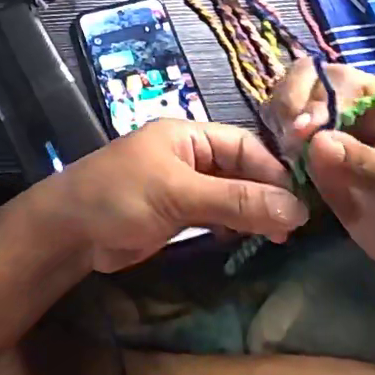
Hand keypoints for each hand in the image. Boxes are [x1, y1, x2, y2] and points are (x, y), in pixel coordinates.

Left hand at [44, 119, 306, 272]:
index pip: (243, 144)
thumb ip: (234, 200)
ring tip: (282, 238)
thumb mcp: (177, 193)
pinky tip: (256, 240)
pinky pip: (219, 214)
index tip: (303, 203)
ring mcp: (185, 185)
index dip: (273, 171)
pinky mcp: (180, 213)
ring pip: (233, 194)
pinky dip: (238, 225)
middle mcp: (189, 155)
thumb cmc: (120, 195)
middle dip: (268, 193)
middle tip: (296, 228)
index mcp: (187, 134)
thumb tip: (297, 209)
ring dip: (256, 212)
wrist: (72, 230)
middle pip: (241, 169)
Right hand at [267, 62, 374, 292]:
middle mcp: (351, 105)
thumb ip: (363, 162)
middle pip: (304, 80)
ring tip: (288, 157)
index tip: (302, 133)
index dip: (316, 100)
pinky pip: (282, 134)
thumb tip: (317, 141)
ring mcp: (328, 127)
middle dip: (290, 105)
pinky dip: (276, 144)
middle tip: (290, 143)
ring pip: (287, 103)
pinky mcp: (311, 151)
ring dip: (279, 123)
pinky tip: (284, 165)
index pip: (338, 80)